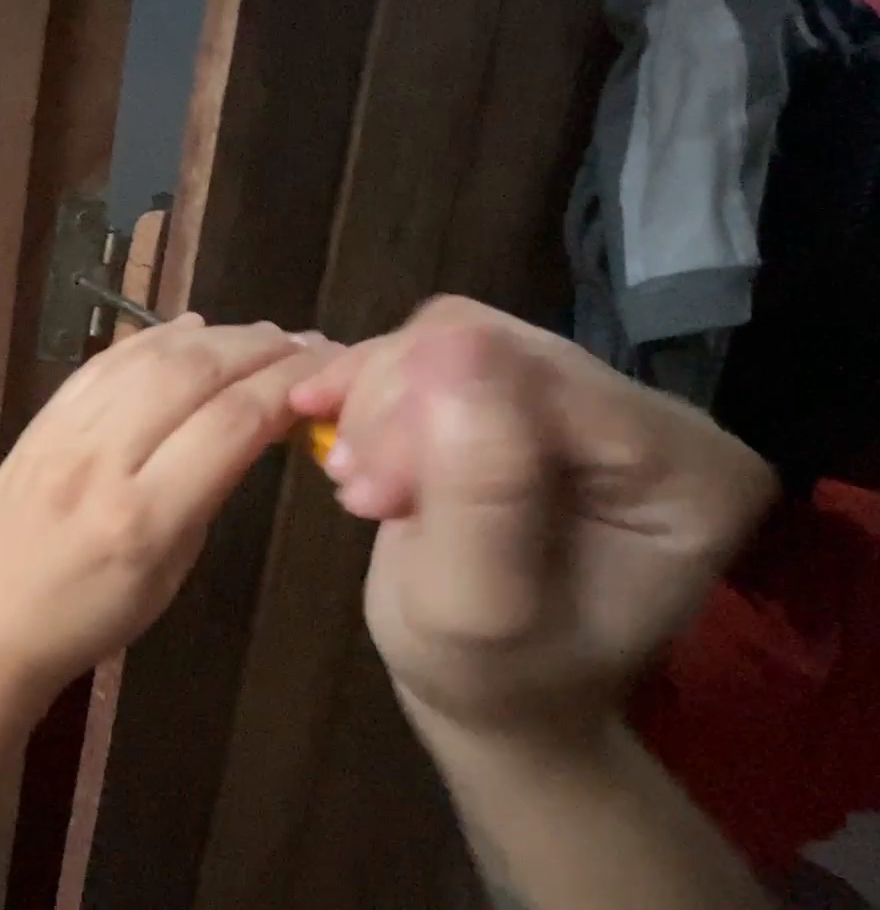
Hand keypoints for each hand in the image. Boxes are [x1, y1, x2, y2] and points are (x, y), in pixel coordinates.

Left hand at [0, 314, 337, 687]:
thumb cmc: (96, 614)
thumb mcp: (174, 569)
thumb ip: (212, 489)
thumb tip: (256, 419)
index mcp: (143, 517)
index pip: (231, 423)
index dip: (287, 385)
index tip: (325, 370)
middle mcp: (101, 461)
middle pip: (190, 374)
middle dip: (256, 348)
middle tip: (302, 343)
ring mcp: (62, 434)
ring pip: (145, 358)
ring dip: (211, 335)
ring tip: (257, 334)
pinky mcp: (40, 421)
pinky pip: (101, 364)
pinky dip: (151, 338)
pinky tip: (189, 329)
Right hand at [290, 297, 776, 737]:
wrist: (489, 690)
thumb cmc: (486, 672)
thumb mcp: (474, 604)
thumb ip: (477, 487)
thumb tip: (453, 345)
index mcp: (684, 466)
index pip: (528, 377)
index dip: (421, 416)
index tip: (365, 496)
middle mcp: (651, 414)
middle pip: (485, 342)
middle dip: (392, 411)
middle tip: (358, 491)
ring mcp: (584, 399)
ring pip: (446, 335)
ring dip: (373, 401)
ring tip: (354, 476)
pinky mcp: (520, 396)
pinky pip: (428, 348)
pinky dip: (368, 386)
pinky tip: (341, 433)